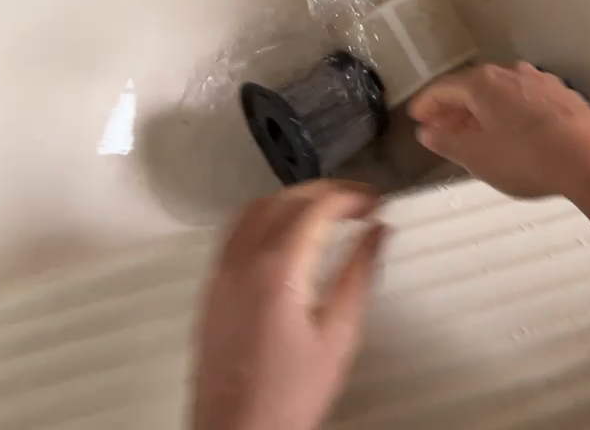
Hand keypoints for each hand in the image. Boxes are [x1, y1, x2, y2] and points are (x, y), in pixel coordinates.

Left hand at [193, 181, 387, 429]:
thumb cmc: (290, 396)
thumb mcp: (339, 334)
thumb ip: (359, 273)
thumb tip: (378, 231)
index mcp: (278, 270)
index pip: (317, 207)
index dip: (351, 195)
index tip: (375, 202)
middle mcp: (243, 262)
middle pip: (286, 199)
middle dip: (327, 192)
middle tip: (359, 202)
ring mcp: (221, 274)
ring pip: (256, 208)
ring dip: (294, 198)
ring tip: (326, 210)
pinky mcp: (211, 290)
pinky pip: (235, 231)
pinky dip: (266, 216)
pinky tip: (287, 232)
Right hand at [407, 62, 589, 201]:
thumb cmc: (528, 159)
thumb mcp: (478, 157)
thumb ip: (448, 142)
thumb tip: (428, 131)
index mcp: (483, 83)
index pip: (444, 87)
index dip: (427, 103)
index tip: (416, 116)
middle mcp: (510, 72)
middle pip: (472, 86)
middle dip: (454, 106)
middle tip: (440, 127)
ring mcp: (539, 80)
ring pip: (500, 91)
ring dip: (482, 109)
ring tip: (474, 132)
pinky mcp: (561, 93)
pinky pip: (523, 97)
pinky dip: (508, 111)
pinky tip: (511, 131)